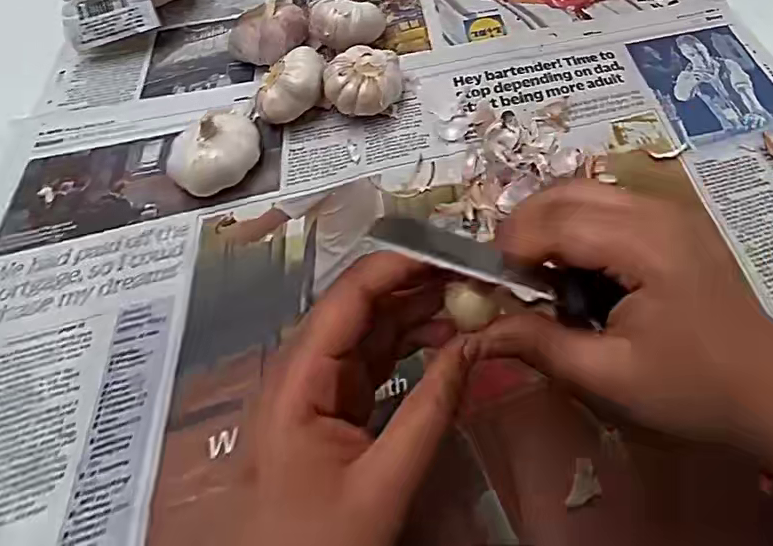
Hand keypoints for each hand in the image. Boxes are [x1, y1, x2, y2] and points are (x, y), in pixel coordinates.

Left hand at [227, 252, 472, 545]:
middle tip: (470, 275)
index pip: (351, 294)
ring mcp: (320, 379)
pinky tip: (444, 337)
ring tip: (467, 300)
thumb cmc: (317, 539)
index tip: (449, 255)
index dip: (399, 266)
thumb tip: (471, 347)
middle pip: (362, 304)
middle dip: (415, 284)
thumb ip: (429, 414)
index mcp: (300, 370)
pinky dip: (410, 343)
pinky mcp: (335, 399)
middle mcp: (306, 361)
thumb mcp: (381, 485)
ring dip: (417, 311)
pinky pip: (375, 356)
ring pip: (371, 326)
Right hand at [467, 181, 772, 477]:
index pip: (558, 221)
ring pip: (580, 190)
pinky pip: (602, 199)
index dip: (514, 244)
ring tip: (540, 270)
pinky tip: (577, 263)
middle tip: (511, 274)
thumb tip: (475, 329)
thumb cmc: (695, 391)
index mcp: (646, 246)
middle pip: (564, 194)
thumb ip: (539, 345)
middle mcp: (654, 210)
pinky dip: (574, 221)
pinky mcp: (669, 215)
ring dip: (547, 221)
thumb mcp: (611, 379)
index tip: (493, 280)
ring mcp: (665, 207)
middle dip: (525, 227)